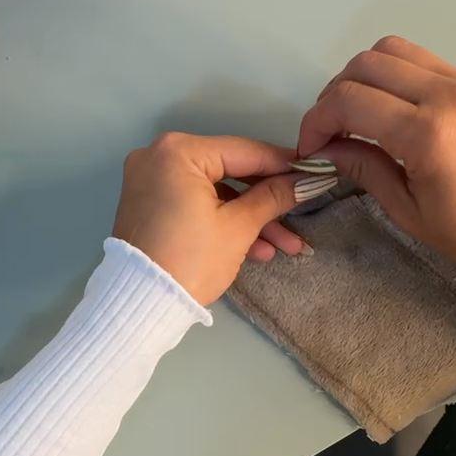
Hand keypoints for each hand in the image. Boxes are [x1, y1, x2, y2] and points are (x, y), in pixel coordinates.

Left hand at [113, 133, 306, 304]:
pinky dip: (222, 222)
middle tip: (303, 212)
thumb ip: (274, 196)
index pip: (244, 151)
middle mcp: (159, 156)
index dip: (284, 165)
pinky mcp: (150, 205)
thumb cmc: (191, 260)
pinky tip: (258, 250)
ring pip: (215, 193)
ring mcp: (151, 181)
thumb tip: (306, 181)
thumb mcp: (239, 227)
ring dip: (250, 219)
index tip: (315, 173)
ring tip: (287, 246)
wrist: (140, 305)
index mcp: (178, 151)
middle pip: (230, 172)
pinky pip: (195, 204)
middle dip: (268, 201)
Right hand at [297, 37, 455, 273]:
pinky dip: (392, 74)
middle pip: (366, 64)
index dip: (317, 120)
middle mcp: (446, 94)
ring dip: (362, 76)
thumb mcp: (405, 208)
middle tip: (330, 130)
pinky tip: (388, 108)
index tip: (311, 148)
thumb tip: (322, 148)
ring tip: (356, 114)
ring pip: (392, 50)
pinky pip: (420, 60)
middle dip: (334, 94)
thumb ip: (360, 166)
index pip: (349, 101)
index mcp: (427, 133)